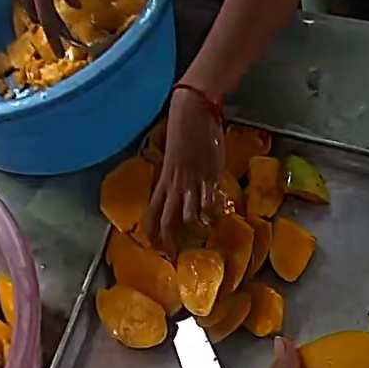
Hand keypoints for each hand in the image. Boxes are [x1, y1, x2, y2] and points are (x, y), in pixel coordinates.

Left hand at [144, 88, 223, 252]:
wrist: (196, 110)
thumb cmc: (184, 127)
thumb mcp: (174, 155)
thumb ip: (176, 174)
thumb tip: (180, 187)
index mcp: (164, 179)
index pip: (153, 212)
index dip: (152, 232)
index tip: (154, 246)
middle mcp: (176, 185)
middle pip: (168, 221)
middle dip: (170, 243)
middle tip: (174, 257)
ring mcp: (193, 183)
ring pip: (190, 217)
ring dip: (196, 229)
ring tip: (203, 233)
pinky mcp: (209, 178)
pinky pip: (209, 204)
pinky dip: (213, 214)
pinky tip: (216, 216)